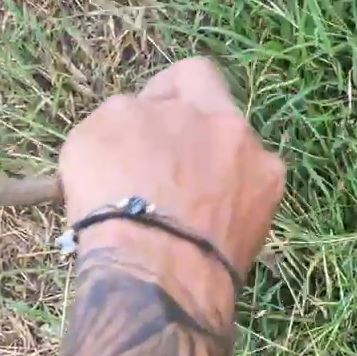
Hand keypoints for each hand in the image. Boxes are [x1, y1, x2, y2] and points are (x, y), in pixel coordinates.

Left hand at [59, 57, 284, 312]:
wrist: (164, 273)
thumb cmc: (208, 271)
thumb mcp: (245, 230)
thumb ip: (230, 186)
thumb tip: (201, 185)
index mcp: (260, 163)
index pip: (237, 125)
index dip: (210, 132)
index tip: (193, 150)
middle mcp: (221, 126)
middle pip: (192, 83)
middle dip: (172, 108)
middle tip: (154, 147)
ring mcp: (169, 114)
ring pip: (141, 108)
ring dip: (131, 137)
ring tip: (120, 186)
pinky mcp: (117, 113)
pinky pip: (101, 128)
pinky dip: (97, 154)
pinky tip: (98, 189)